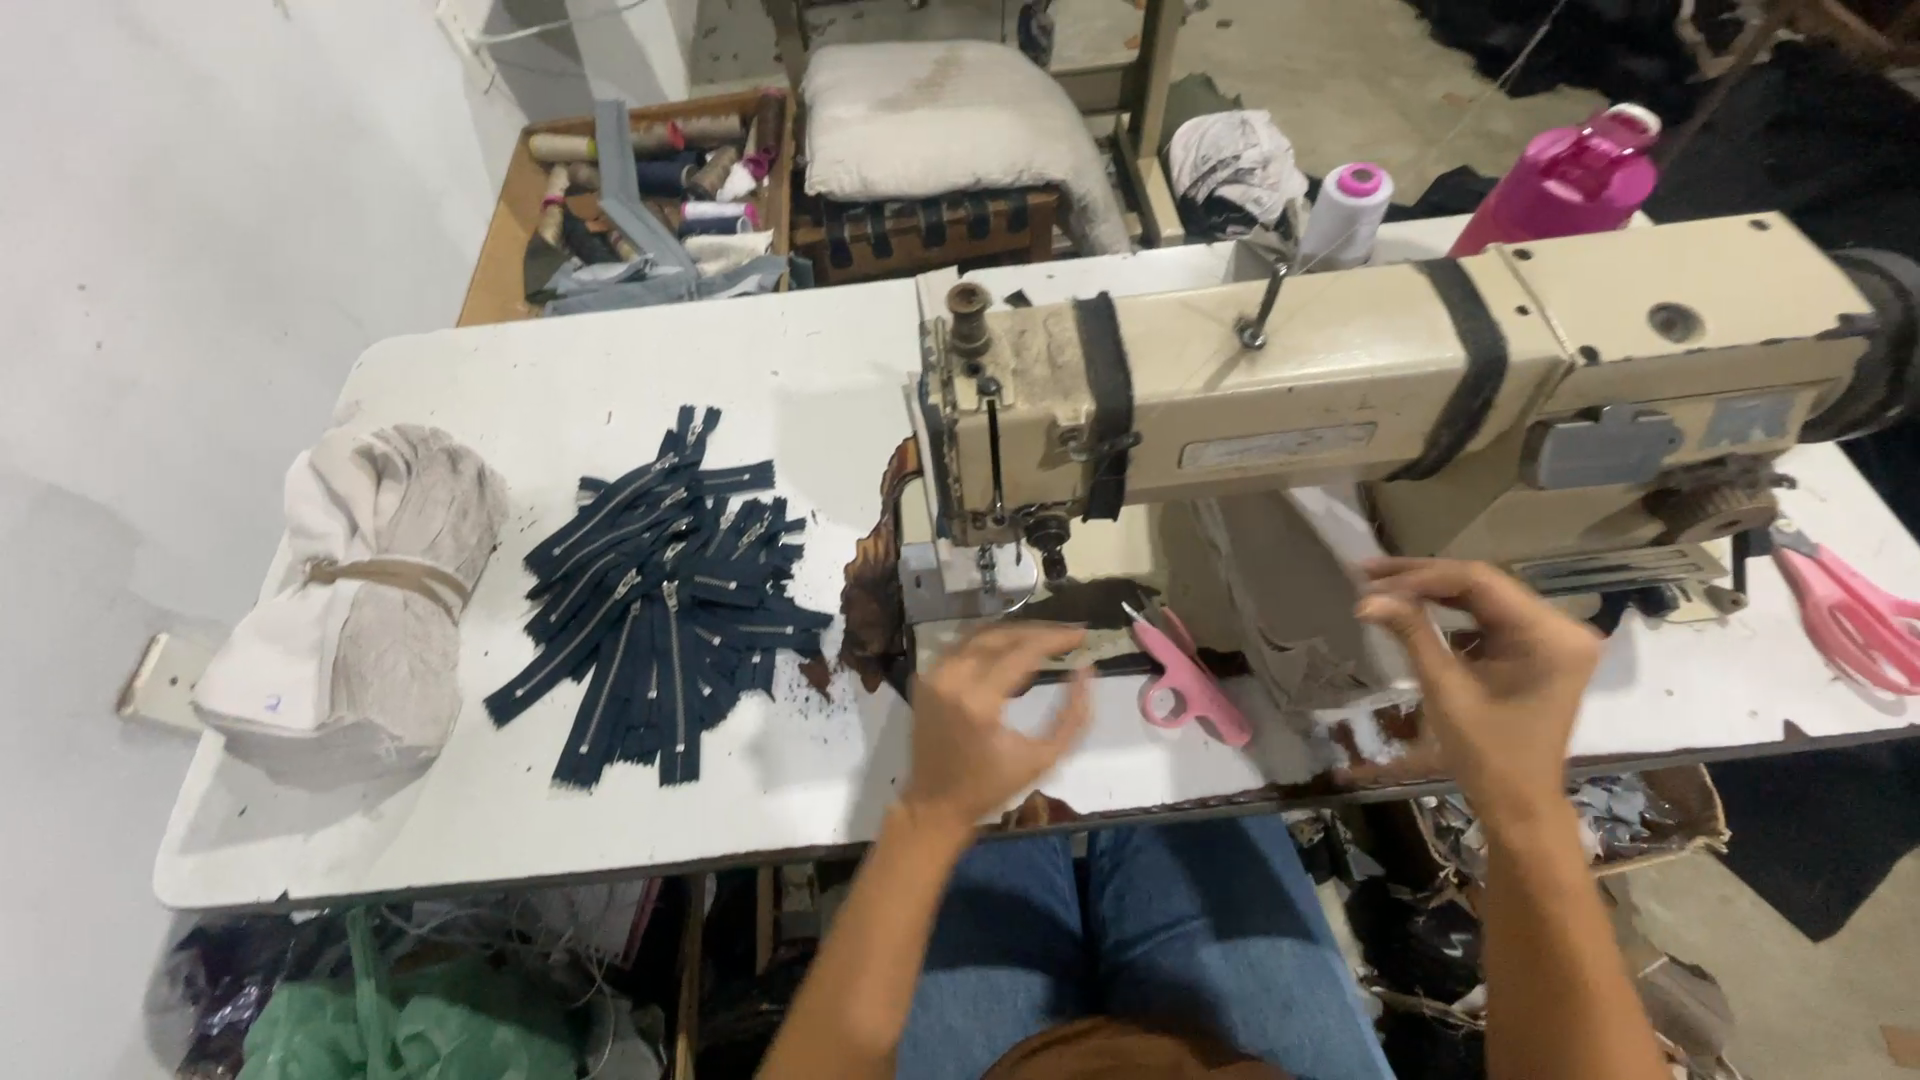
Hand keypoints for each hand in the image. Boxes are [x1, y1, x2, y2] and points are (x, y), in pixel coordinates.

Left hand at [901, 623, 1091, 833]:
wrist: (935, 803)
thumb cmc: (992, 786)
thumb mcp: (1044, 758)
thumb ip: (1073, 715)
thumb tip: (1086, 671)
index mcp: (978, 702)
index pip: (1023, 652)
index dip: (1055, 638)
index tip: (1082, 635)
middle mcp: (952, 679)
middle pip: (1001, 636)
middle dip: (1038, 631)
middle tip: (1068, 634)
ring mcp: (934, 675)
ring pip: (980, 635)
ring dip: (1015, 633)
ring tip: (1045, 639)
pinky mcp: (925, 678)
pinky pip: (962, 647)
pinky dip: (990, 644)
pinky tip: (1012, 651)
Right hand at [1355, 558, 1601, 828]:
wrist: (1518, 801)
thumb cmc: (1487, 752)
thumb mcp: (1445, 687)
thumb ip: (1411, 633)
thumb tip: (1366, 599)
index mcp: (1550, 635)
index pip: (1479, 582)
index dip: (1421, 577)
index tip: (1372, 582)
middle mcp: (1559, 627)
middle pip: (1481, 584)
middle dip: (1422, 578)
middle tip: (1367, 572)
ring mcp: (1549, 637)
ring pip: (1481, 596)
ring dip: (1430, 590)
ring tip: (1380, 584)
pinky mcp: (1535, 648)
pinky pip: (1486, 616)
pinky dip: (1447, 610)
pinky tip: (1411, 606)